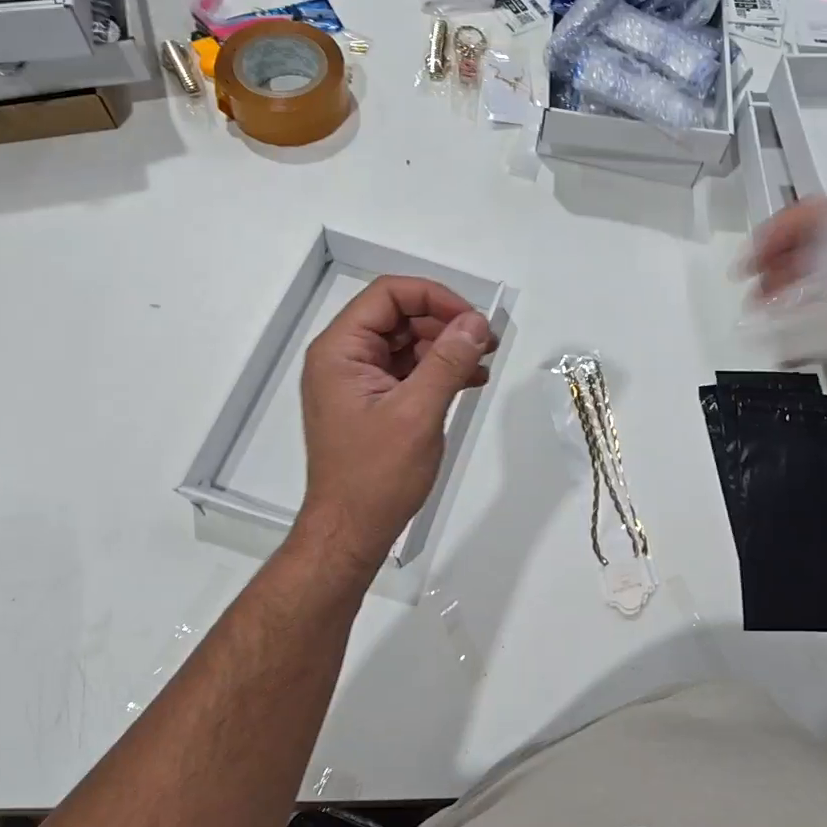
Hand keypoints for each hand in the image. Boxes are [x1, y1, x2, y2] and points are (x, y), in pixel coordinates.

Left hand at [295, 276, 496, 571]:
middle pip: (399, 315)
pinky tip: (471, 380)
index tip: (472, 318)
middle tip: (486, 341)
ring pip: (408, 342)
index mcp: (340, 351)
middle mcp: (344, 358)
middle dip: (445, 322)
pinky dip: (440, 370)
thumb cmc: (376, 474)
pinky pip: (409, 369)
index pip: (388, 295)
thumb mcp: (418, 412)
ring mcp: (358, 381)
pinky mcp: (374, 401)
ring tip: (484, 362)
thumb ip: (448, 361)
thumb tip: (477, 322)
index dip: (434, 297)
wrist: (352, 530)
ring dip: (447, 346)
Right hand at [747, 199, 826, 432]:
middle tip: (755, 286)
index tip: (756, 256)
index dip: (780, 228)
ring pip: (819, 271)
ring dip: (786, 286)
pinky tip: (791, 337)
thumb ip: (820, 323)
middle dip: (776, 259)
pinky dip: (805, 312)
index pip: (821, 214)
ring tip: (765, 310)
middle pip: (814, 241)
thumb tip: (777, 317)